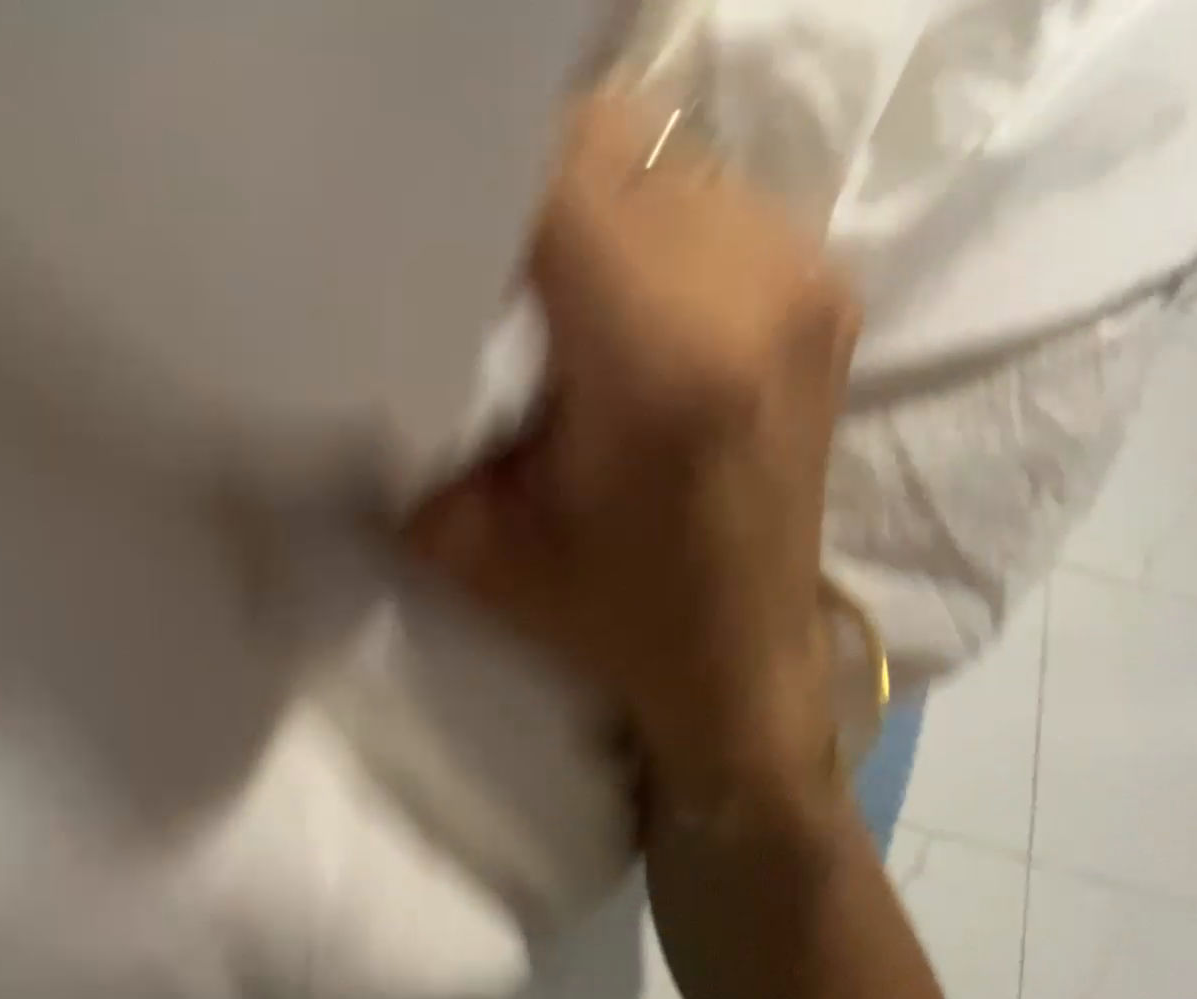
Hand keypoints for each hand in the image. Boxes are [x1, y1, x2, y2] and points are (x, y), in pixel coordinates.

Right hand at [403, 95, 858, 796]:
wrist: (741, 658)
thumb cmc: (605, 614)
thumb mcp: (468, 538)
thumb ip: (413, 420)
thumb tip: (373, 318)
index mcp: (662, 358)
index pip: (556, 176)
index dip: (475, 182)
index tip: (426, 231)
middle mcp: (752, 289)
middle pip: (609, 142)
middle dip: (522, 185)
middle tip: (477, 260)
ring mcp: (803, 275)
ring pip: (657, 153)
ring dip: (583, 198)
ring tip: (541, 278)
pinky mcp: (823, 283)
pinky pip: (703, 191)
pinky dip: (638, 216)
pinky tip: (611, 291)